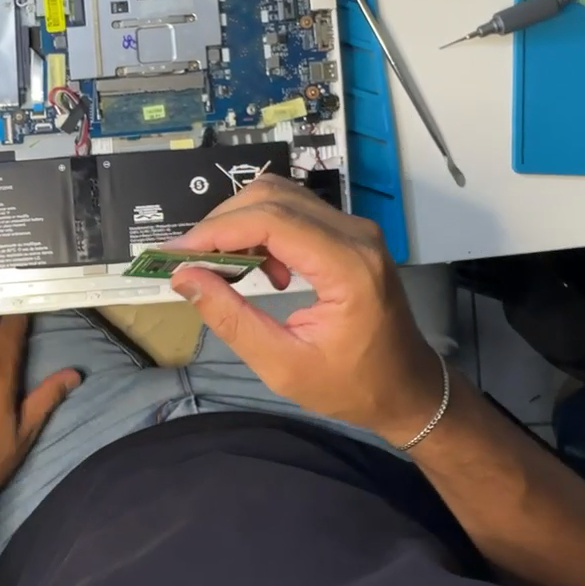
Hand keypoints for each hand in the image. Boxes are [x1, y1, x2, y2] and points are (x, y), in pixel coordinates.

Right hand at [161, 175, 446, 447]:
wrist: (409, 389)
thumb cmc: (352, 386)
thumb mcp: (283, 366)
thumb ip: (231, 318)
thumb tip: (184, 278)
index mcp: (347, 267)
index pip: (271, 221)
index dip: (216, 231)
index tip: (174, 254)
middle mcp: (354, 235)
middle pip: (272, 197)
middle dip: (221, 222)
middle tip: (189, 259)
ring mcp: (355, 229)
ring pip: (280, 197)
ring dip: (238, 222)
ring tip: (217, 264)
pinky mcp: (348, 234)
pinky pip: (294, 211)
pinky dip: (260, 228)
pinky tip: (260, 268)